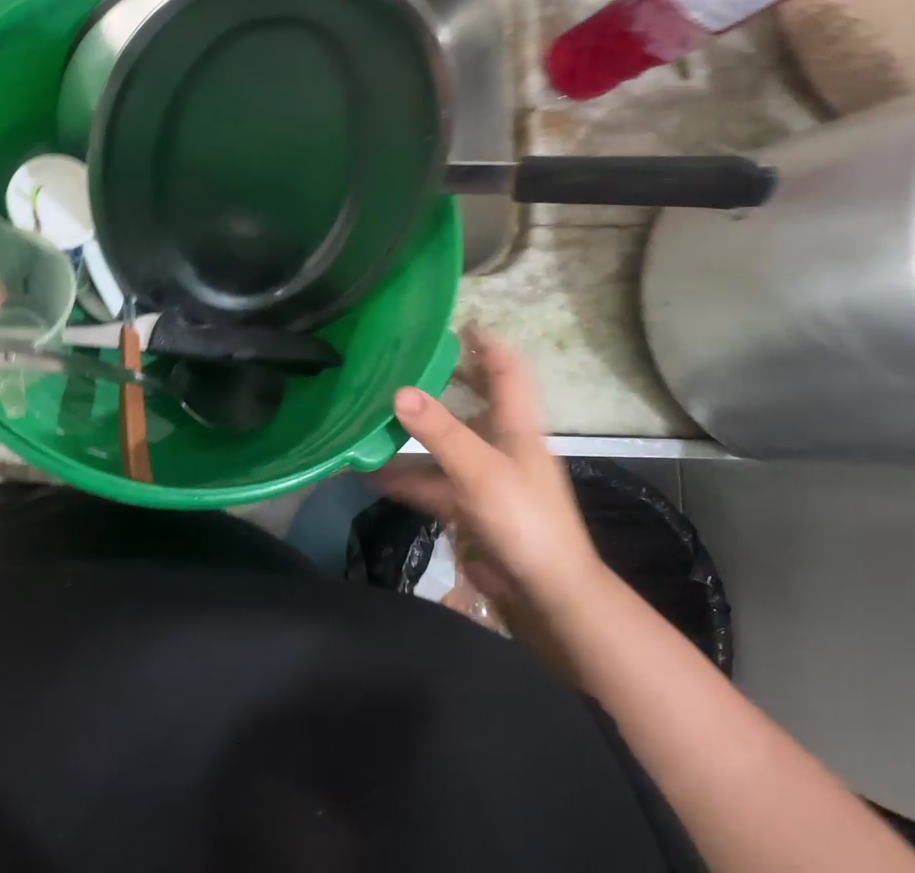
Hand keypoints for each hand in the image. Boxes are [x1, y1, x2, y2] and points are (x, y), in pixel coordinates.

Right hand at [370, 329, 604, 610]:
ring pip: (444, 446)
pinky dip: (404, 478)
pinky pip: (430, 484)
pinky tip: (371, 475)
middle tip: (406, 364)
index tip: (459, 324)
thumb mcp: (479, 470)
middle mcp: (501, 447)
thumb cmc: (523, 520)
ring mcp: (483, 479)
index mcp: (517, 428)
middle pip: (473, 404)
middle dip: (444, 383)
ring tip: (374, 418)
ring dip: (413, 435)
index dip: (488, 346)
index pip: (507, 373)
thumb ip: (440, 431)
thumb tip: (399, 390)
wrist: (544, 591)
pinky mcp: (468, 508)